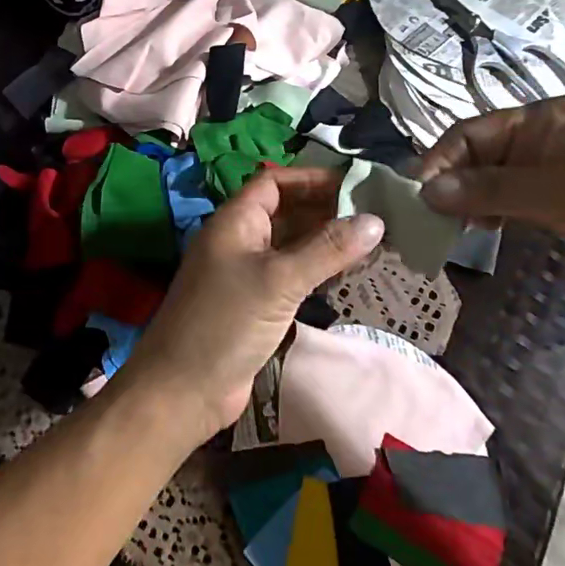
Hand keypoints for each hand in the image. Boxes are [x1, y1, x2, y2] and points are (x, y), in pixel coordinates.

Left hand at [123, 168, 383, 440]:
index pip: (273, 183)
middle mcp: (237, 242)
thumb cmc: (226, 322)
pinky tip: (348, 274)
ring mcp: (243, 274)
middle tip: (380, 215)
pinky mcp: (252, 304)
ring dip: (325, 241)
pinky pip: (288, 275)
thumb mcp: (279, 280)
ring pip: (289, 245)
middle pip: (284, 212)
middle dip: (326, 209)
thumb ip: (326, 249)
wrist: (184, 386)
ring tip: (376, 241)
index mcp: (233, 222)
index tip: (359, 185)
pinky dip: (315, 270)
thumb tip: (375, 220)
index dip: (312, 179)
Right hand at [413, 97, 564, 293]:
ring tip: (451, 228)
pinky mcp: (563, 203)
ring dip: (465, 202)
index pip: (472, 132)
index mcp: (550, 118)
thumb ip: (492, 189)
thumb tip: (426, 193)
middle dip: (449, 184)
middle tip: (428, 219)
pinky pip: (509, 202)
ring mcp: (556, 172)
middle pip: (476, 156)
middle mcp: (547, 139)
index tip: (417, 197)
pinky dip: (488, 214)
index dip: (440, 161)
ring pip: (489, 181)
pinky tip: (480, 231)